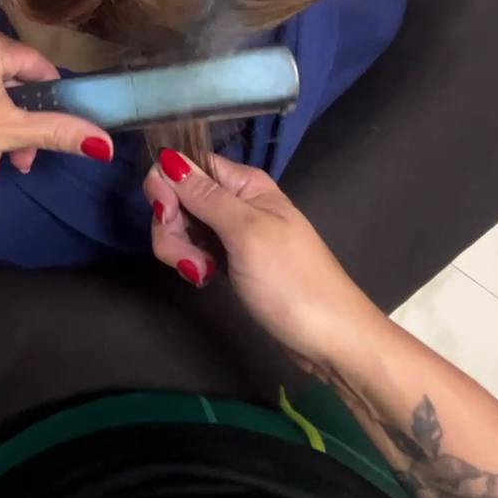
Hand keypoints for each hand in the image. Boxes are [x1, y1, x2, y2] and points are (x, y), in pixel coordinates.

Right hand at [142, 150, 384, 366]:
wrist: (330, 340)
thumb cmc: (292, 281)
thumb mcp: (246, 233)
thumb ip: (204, 196)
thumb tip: (167, 156)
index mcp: (244, 183)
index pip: (186, 164)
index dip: (167, 184)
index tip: (167, 215)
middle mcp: (234, 201)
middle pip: (178, 197)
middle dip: (171, 226)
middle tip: (189, 257)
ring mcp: (230, 231)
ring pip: (181, 225)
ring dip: (179, 249)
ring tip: (202, 273)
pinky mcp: (228, 259)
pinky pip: (193, 248)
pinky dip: (191, 262)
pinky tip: (204, 278)